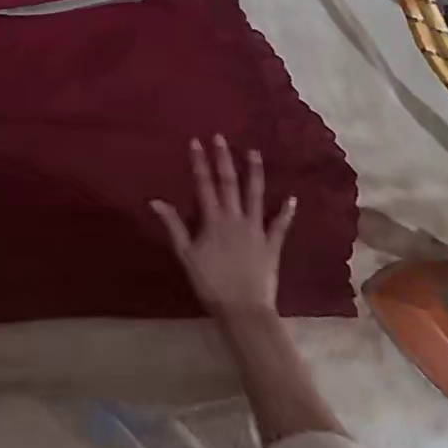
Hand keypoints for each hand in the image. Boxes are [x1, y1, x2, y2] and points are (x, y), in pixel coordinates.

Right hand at [151, 135, 296, 317]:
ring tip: (254, 152)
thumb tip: (156, 200)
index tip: (196, 142)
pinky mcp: (272, 244)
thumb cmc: (211, 284)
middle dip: (223, 158)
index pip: (204, 185)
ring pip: (255, 195)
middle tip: (220, 137)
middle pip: (229, 183)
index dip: (199, 162)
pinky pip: (280, 225)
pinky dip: (286, 211)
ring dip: (255, 173)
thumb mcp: (186, 256)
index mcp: (213, 220)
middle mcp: (235, 218)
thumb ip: (173, 226)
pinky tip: (292, 198)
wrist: (243, 310)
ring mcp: (256, 230)